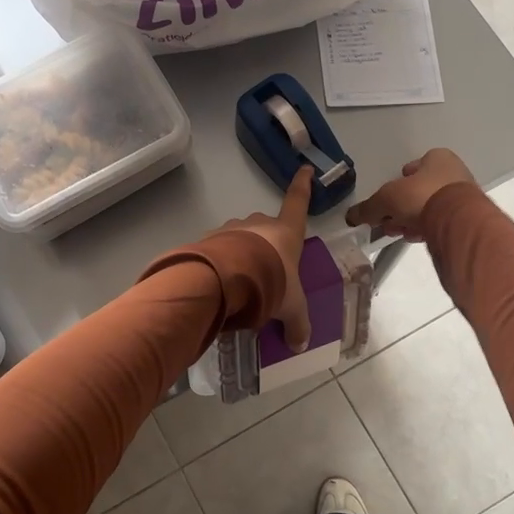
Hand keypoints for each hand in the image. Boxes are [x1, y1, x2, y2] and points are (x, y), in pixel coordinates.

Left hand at [212, 166, 314, 349]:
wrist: (227, 278)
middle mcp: (259, 224)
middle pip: (266, 227)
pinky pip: (218, 249)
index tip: (304, 169)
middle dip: (266, 245)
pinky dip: (220, 261)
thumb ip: (297, 324)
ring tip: (239, 283)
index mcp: (286, 233)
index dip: (302, 187)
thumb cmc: (272, 283)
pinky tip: (219, 284)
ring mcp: (232, 229)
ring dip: (241, 255)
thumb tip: (301, 344)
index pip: (298, 204)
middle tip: (265, 272)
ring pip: (239, 238)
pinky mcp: (208, 239)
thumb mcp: (291, 307)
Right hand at [344, 148, 475, 242]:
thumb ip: (369, 207)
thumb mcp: (387, 198)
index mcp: (438, 158)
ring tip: (397, 231)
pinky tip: (413, 237)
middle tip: (387, 220)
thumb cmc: (421, 196)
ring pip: (429, 207)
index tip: (387, 198)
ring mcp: (462, 196)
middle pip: (419, 190)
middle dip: (401, 206)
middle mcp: (453, 173)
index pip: (414, 167)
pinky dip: (425, 228)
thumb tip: (351, 217)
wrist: (457, 220)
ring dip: (411, 219)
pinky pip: (439, 221)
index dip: (398, 181)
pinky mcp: (465, 219)